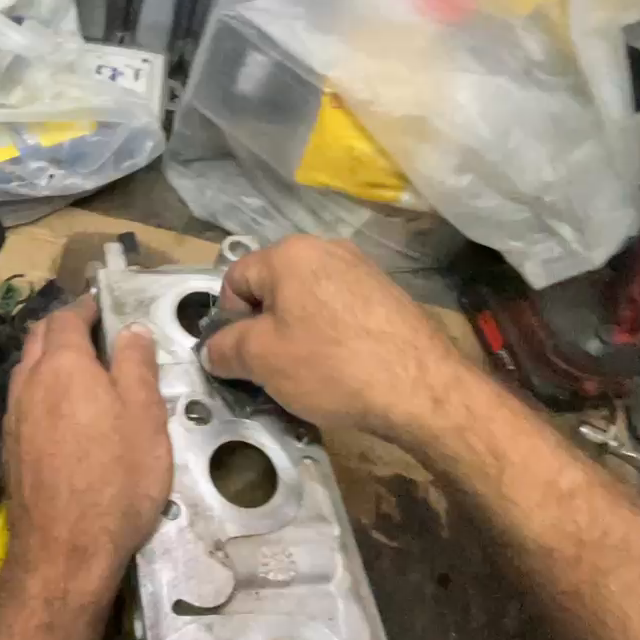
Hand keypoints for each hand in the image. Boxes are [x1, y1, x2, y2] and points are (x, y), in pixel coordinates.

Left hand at [3, 298, 170, 594]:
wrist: (64, 550)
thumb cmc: (116, 480)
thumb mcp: (144, 419)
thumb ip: (136, 366)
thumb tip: (131, 330)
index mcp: (64, 365)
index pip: (67, 317)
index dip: (85, 307)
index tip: (104, 308)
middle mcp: (30, 381)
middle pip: (40, 336)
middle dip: (64, 326)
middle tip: (94, 333)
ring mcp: (14, 413)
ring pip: (27, 366)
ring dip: (50, 356)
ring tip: (82, 369)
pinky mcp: (10, 443)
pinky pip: (23, 397)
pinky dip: (41, 386)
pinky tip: (64, 410)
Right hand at [203, 236, 479, 442]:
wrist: (424, 391)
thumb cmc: (331, 366)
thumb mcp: (260, 360)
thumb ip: (224, 349)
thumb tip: (215, 351)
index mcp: (289, 253)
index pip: (235, 280)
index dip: (229, 321)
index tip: (242, 357)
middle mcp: (326, 248)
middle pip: (273, 287)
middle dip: (265, 327)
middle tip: (272, 367)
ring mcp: (362, 269)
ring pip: (307, 300)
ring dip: (297, 331)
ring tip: (309, 371)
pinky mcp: (388, 294)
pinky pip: (339, 309)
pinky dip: (330, 334)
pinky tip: (342, 366)